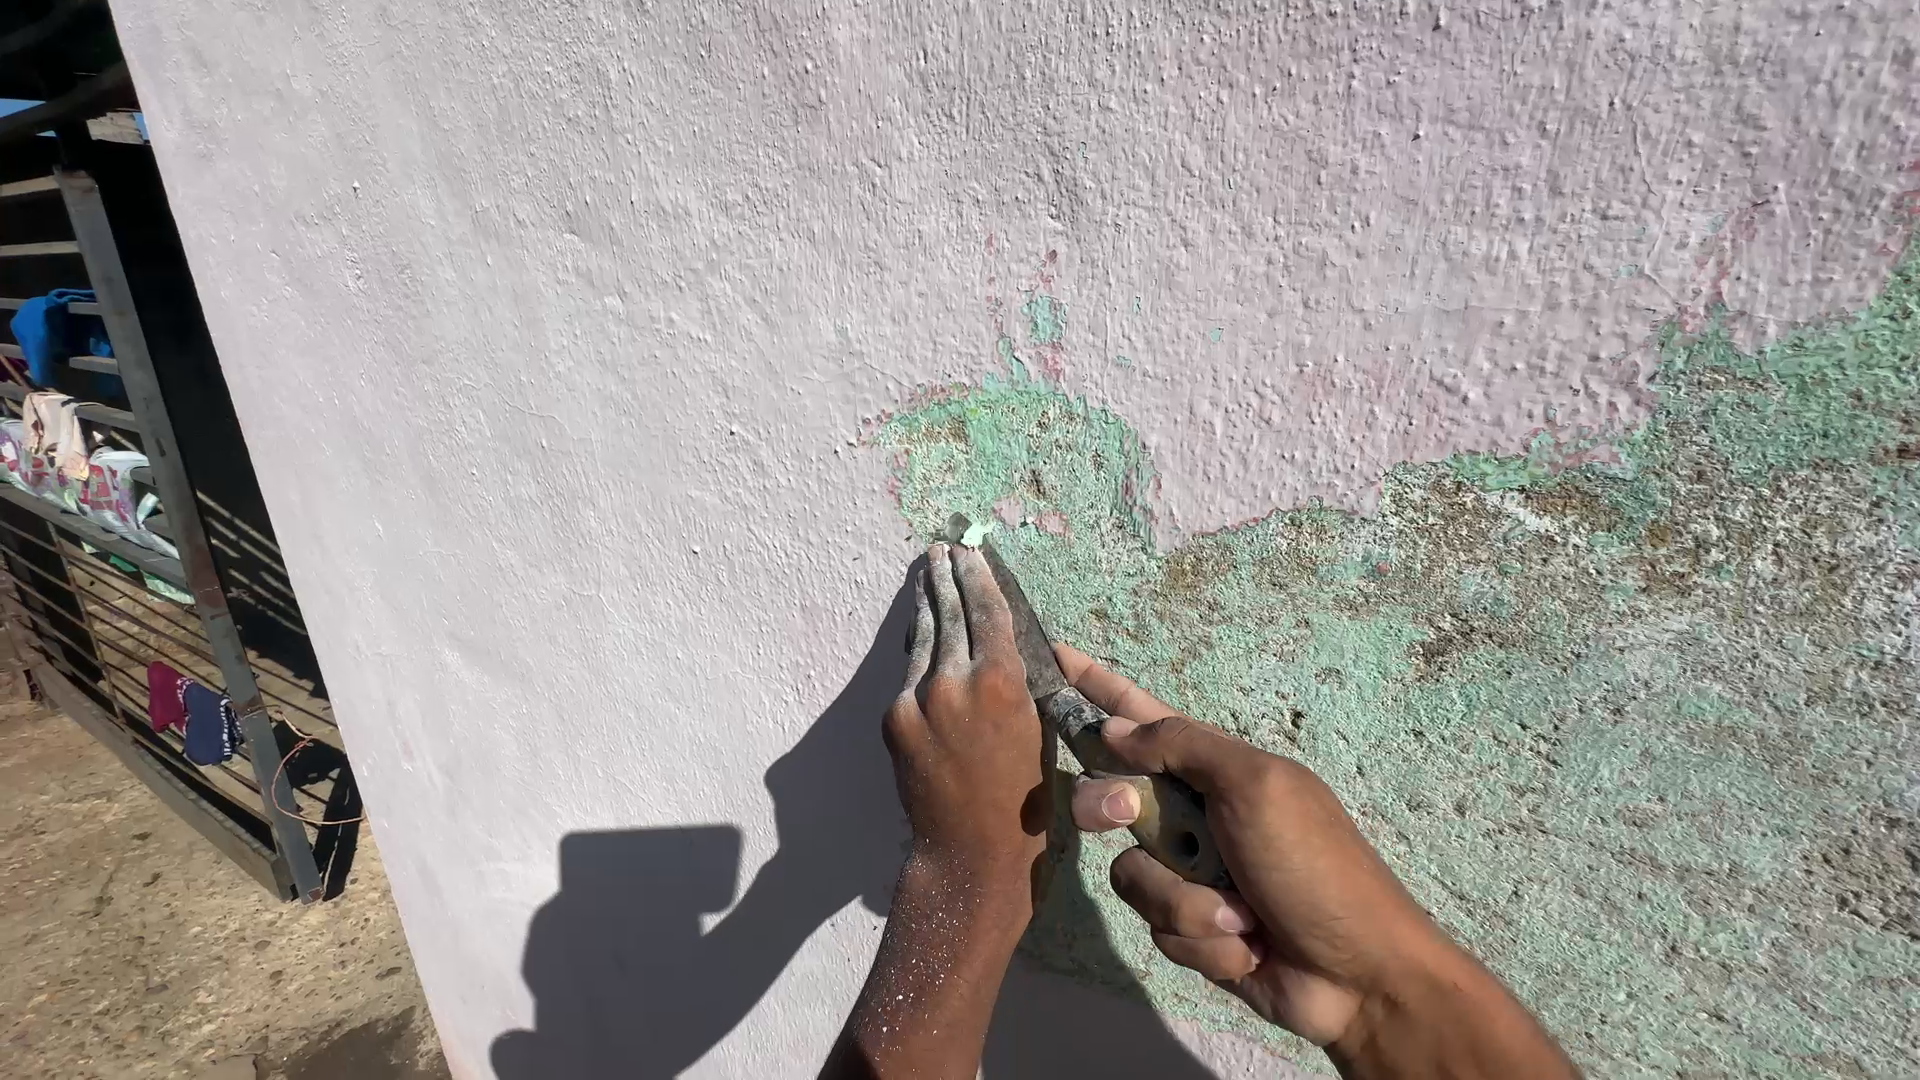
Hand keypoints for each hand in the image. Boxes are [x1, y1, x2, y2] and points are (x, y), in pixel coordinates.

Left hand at [883, 543, 1049, 888]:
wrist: (969, 853)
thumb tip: (1003, 647)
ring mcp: (918, 698)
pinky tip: (917, 627)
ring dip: (927, 602)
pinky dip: (916, 644)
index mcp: (1002, 682)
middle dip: (947, 577)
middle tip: (941, 549)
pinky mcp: (895, 718)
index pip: (989, 612)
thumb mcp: (1040, 732)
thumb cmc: (1026, 801)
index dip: (980, 578)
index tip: (971, 553)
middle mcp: (956, 680)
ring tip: (926, 573)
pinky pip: (908, 670)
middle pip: (951, 614)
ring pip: (924, 637)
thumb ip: (1020, 685)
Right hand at [1056, 643, 1453, 1045]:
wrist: (1361, 981)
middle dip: (1110, 809)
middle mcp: (1190, 811)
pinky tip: (1245, 944)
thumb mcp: (1254, 786)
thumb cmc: (1314, 865)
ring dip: (1184, 898)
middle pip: (1108, 794)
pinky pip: (1158, 923)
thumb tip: (1114, 728)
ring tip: (1239, 914)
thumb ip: (1181, 745)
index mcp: (1209, 765)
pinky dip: (1201, 938)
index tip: (1054, 654)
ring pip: (1129, 871)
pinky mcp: (1189, 924)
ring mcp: (1187, 869)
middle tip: (1125, 818)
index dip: (1095, 685)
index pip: (1137, 712)